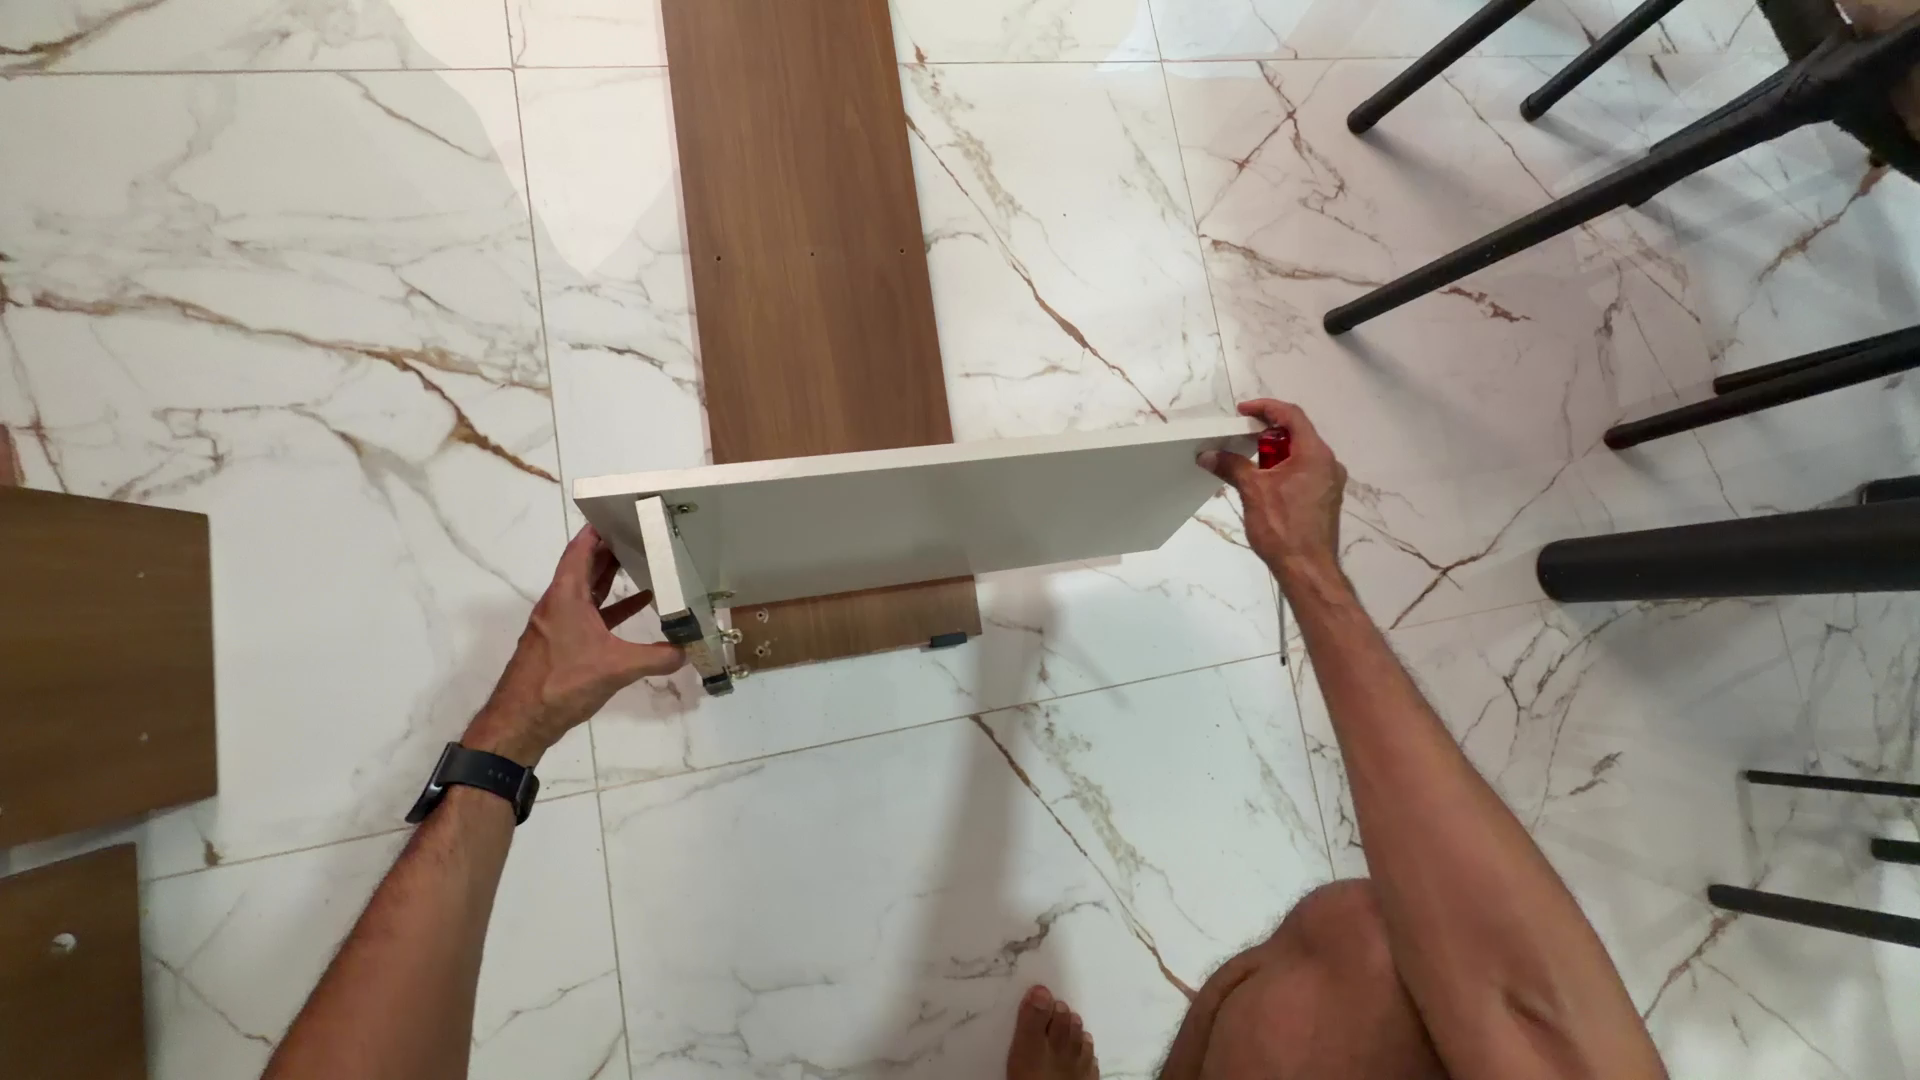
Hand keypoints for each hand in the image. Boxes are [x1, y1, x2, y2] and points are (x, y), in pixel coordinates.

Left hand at [463, 526, 686, 765]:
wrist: (521, 721)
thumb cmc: (562, 682)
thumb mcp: (617, 668)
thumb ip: (656, 657)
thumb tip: (687, 651)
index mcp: (566, 598)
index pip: (580, 552)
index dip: (596, 531)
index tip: (616, 512)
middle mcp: (560, 606)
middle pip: (585, 567)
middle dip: (610, 549)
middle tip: (639, 532)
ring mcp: (560, 626)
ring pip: (588, 591)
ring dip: (612, 576)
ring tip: (641, 561)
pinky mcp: (564, 645)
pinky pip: (592, 614)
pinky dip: (613, 607)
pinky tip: (637, 607)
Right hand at [1198, 399, 1347, 585]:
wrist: (1307, 568)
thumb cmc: (1283, 526)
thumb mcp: (1253, 491)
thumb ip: (1231, 466)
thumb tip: (1207, 454)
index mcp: (1315, 454)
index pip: (1292, 416)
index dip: (1266, 408)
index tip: (1241, 411)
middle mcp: (1328, 463)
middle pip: (1297, 434)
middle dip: (1265, 432)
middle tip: (1239, 435)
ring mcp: (1329, 483)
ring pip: (1299, 455)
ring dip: (1272, 452)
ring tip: (1246, 459)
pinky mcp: (1324, 499)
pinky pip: (1302, 472)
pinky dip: (1281, 469)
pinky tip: (1262, 481)